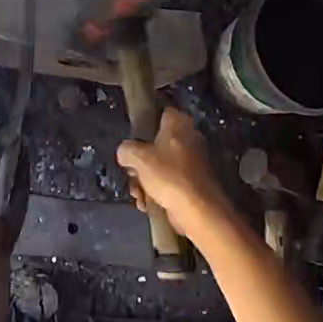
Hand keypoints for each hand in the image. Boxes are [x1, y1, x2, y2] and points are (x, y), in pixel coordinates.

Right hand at [116, 107, 233, 233]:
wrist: (197, 209)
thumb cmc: (168, 175)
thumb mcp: (139, 157)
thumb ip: (126, 150)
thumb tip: (125, 153)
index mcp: (179, 123)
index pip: (159, 113)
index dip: (143, 124)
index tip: (132, 139)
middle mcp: (188, 138)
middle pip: (154, 144)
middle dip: (139, 162)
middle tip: (132, 173)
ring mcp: (191, 161)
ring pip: (158, 166)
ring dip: (143, 181)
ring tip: (139, 194)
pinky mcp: (190, 182)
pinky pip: (167, 181)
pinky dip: (155, 192)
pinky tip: (147, 203)